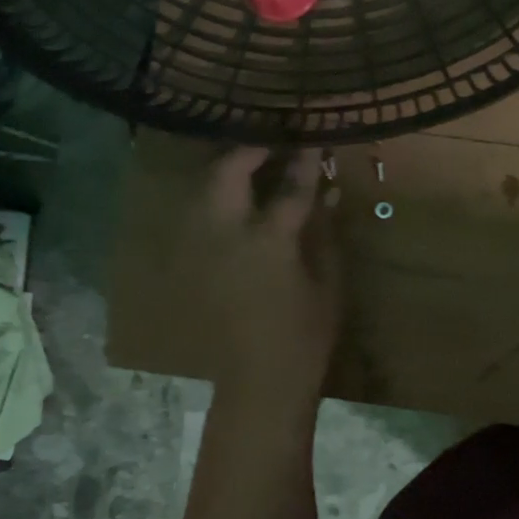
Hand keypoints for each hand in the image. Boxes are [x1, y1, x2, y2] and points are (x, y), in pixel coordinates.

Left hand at [182, 146, 343, 404]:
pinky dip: (216, 200)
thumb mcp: (328, 283)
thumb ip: (324, 233)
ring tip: (250, 166)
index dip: (304, 159)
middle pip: (227, 172)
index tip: (314, 138)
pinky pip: (198, 216)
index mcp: (268, 240)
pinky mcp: (190, 264)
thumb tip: (328, 193)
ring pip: (204, 190)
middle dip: (248, 149)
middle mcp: (227, 234)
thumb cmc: (305, 335)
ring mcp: (201, 248)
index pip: (290, 186)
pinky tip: (234, 204)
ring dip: (227, 171)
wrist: (259, 380)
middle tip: (270, 141)